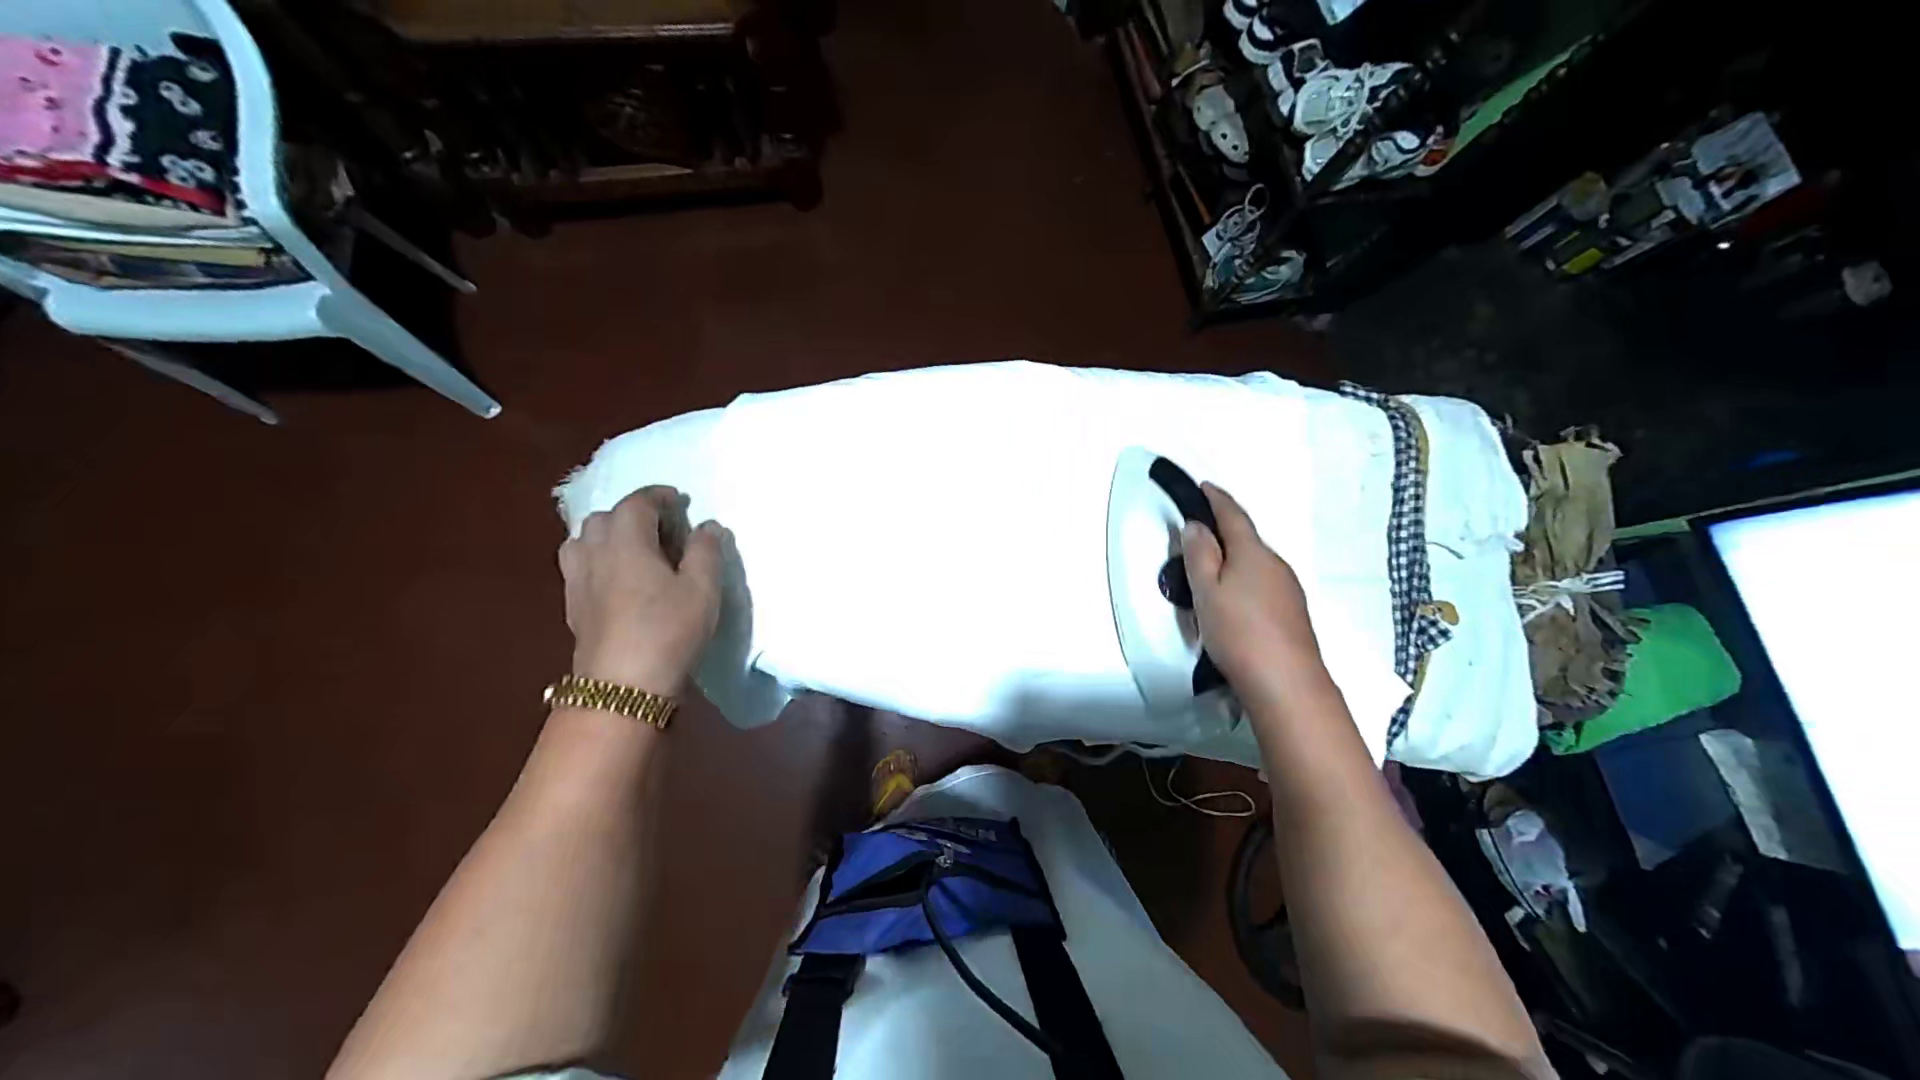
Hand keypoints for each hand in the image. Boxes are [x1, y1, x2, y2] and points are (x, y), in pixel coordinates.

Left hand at [559, 486, 724, 697]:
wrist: (623, 686)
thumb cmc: (668, 630)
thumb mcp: (703, 589)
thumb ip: (706, 551)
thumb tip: (707, 526)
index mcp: (627, 541)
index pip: (637, 502)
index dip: (658, 496)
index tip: (679, 501)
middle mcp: (595, 552)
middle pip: (605, 517)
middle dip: (632, 514)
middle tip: (662, 529)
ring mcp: (578, 580)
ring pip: (584, 540)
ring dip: (608, 535)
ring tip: (634, 550)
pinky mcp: (573, 606)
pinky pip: (579, 566)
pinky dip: (597, 559)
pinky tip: (617, 580)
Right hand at [1179, 482, 1327, 709]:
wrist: (1287, 683)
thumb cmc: (1238, 632)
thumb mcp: (1206, 591)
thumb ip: (1199, 555)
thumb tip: (1197, 525)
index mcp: (1253, 553)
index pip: (1233, 515)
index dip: (1216, 499)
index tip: (1203, 486)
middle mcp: (1276, 564)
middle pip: (1246, 540)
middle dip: (1223, 534)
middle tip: (1196, 539)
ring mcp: (1289, 589)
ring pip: (1255, 564)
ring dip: (1233, 562)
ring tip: (1209, 577)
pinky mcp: (1293, 613)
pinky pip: (1262, 584)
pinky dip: (1244, 582)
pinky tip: (1233, 603)